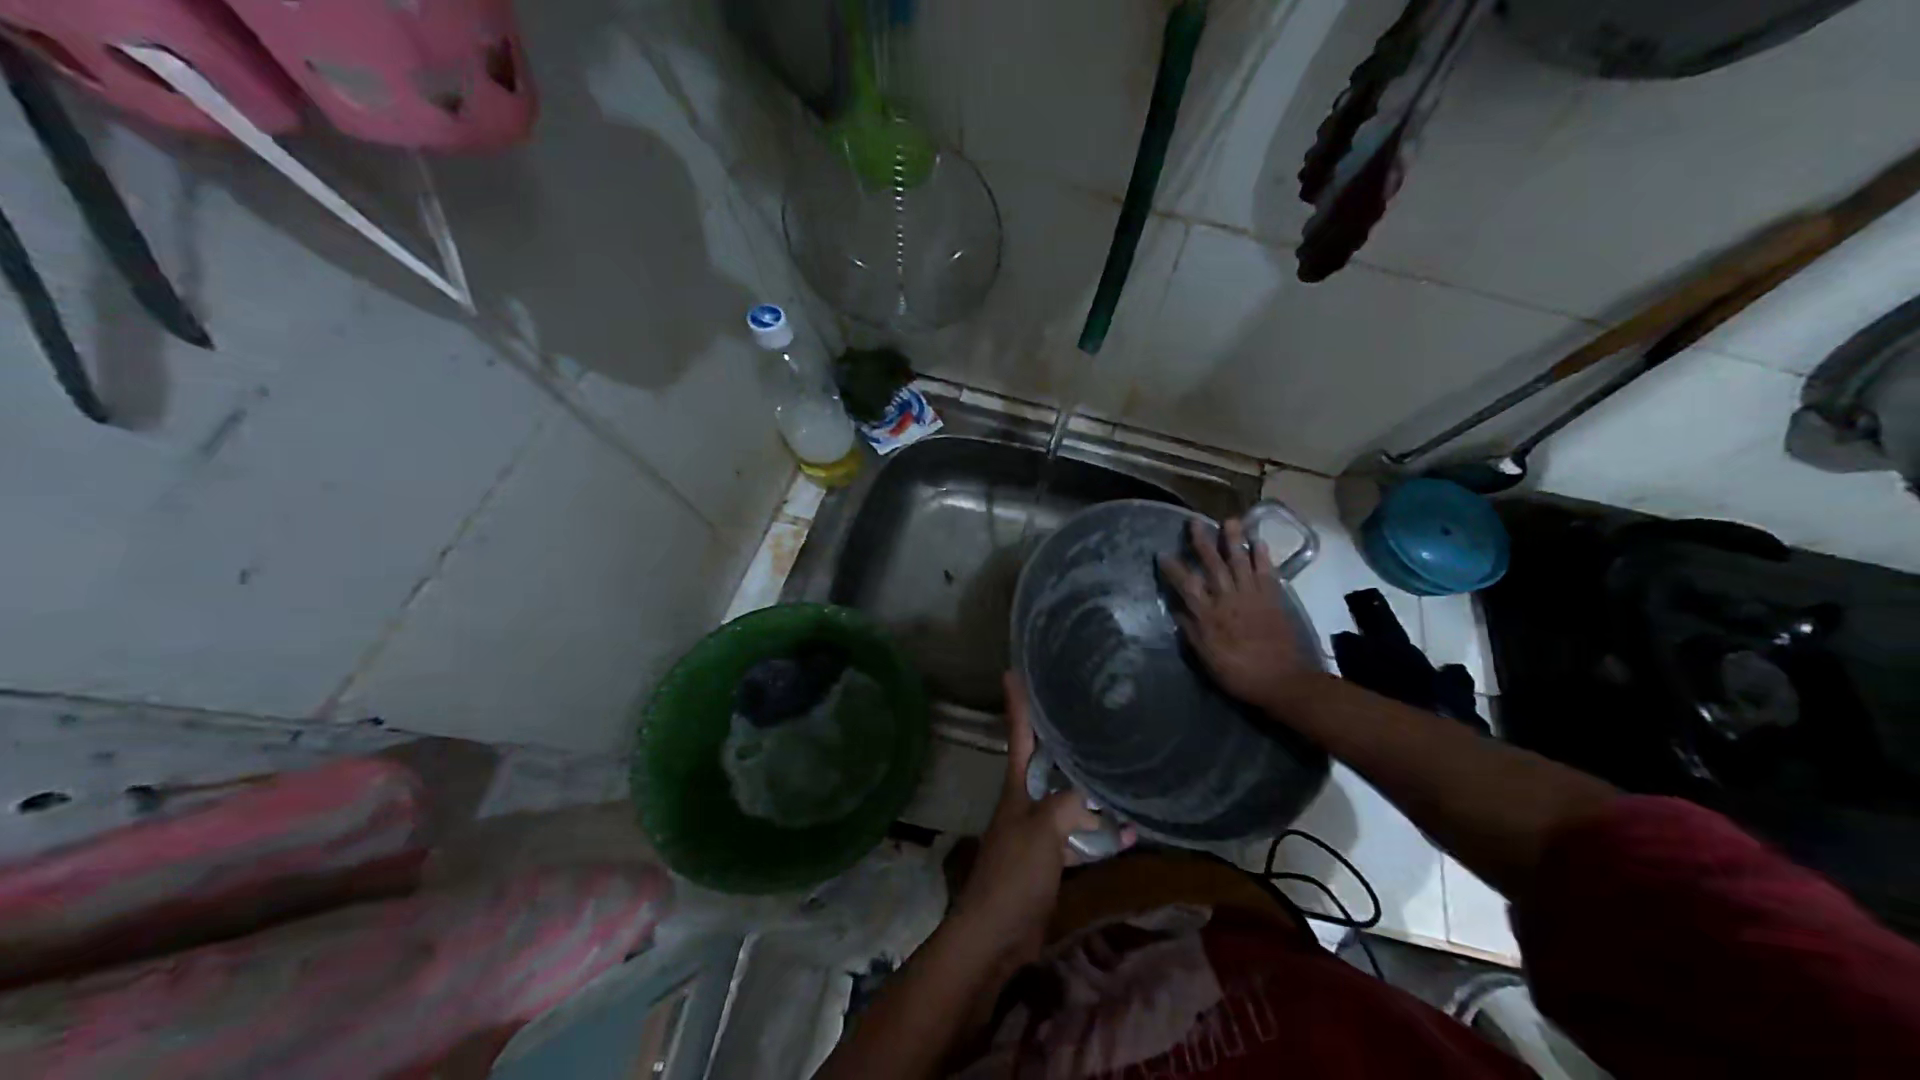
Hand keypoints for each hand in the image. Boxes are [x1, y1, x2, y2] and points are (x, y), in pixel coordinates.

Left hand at [950, 674, 1131, 956]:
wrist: (997, 932)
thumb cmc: (1014, 874)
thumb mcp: (1043, 830)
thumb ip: (1069, 804)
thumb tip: (1095, 790)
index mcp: (1018, 785)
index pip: (1019, 734)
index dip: (1018, 702)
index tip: (1015, 670)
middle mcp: (1028, 799)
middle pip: (1050, 762)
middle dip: (1068, 739)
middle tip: (1095, 714)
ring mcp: (1041, 829)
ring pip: (1071, 799)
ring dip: (1094, 790)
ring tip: (1126, 769)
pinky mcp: (1052, 858)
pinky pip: (1081, 836)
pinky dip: (1102, 833)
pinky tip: (1131, 831)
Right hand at [1158, 517, 1317, 710]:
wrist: (1283, 681)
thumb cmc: (1239, 673)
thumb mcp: (1206, 658)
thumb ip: (1191, 631)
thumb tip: (1177, 609)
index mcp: (1209, 615)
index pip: (1187, 585)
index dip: (1173, 569)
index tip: (1162, 554)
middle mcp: (1229, 599)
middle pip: (1213, 565)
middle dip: (1202, 543)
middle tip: (1193, 522)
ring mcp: (1253, 596)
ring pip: (1240, 562)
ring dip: (1233, 540)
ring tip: (1229, 520)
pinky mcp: (1273, 598)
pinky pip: (1266, 571)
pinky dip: (1262, 556)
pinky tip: (1258, 542)